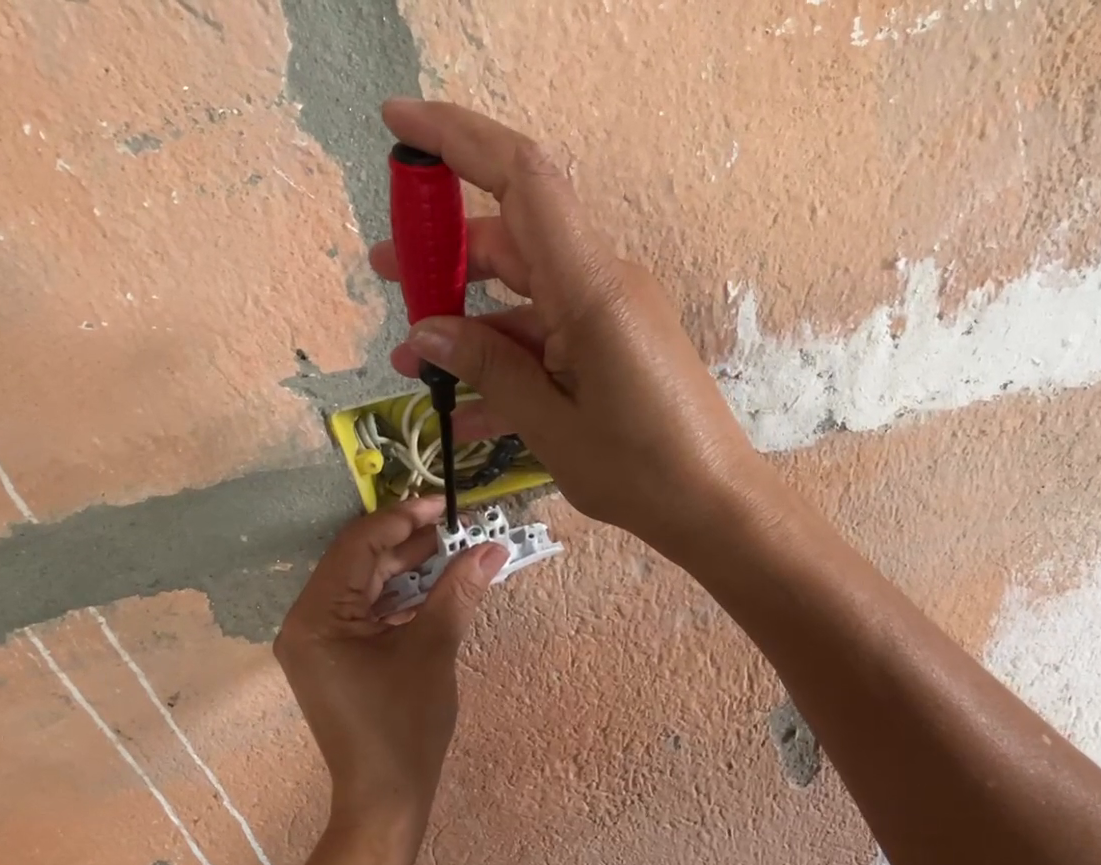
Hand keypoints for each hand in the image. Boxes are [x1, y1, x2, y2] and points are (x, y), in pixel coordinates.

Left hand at [273, 498, 508, 821]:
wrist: (386, 799)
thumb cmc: (403, 727)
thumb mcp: (433, 651)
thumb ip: (458, 591)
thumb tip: (493, 548)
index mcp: (316, 617)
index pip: (358, 544)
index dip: (404, 518)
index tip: (447, 504)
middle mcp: (307, 621)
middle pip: (360, 562)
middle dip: (411, 543)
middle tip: (460, 528)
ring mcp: (319, 640)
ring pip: (366, 585)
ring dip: (409, 569)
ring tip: (456, 552)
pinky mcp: (336, 656)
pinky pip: (368, 611)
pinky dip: (402, 598)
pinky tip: (437, 587)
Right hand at [369, 99, 769, 554]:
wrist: (716, 506)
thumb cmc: (642, 471)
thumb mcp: (551, 427)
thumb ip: (488, 369)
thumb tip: (425, 330)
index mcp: (593, 289)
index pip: (523, 179)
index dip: (458, 139)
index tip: (397, 123)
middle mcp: (603, 285)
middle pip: (512, 239)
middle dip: (443, 253)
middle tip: (385, 274)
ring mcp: (609, 316)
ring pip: (523, 295)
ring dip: (467, 321)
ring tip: (411, 358)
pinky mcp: (613, 346)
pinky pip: (547, 339)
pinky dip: (505, 360)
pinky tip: (461, 405)